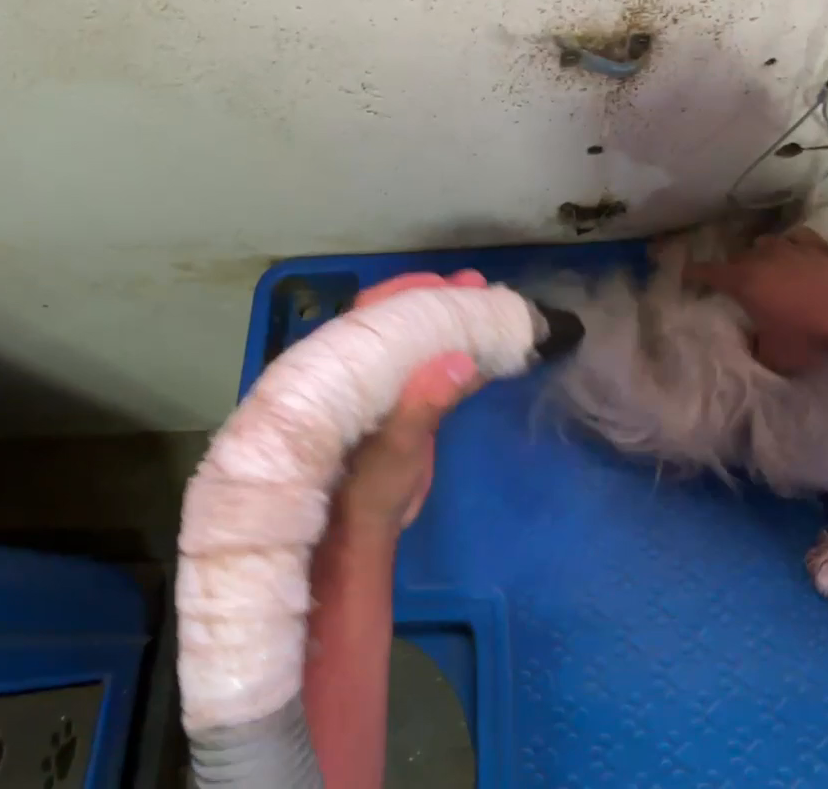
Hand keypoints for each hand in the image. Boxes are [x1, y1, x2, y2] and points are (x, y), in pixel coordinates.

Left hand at [331, 269, 487, 539]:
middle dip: (436, 303)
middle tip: (479, 289)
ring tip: (487, 306)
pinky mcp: (404, 410)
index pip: (371, 317)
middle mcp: (358, 374)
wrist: (359, 543)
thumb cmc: (364, 502)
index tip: (450, 283)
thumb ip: (419, 412)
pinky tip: (481, 349)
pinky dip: (456, 355)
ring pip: (414, 345)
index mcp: (340, 375)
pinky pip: (429, 370)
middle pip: (395, 324)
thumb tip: (460, 362)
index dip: (409, 294)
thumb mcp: (391, 459)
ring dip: (450, 325)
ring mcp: (383, 391)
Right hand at [686, 228, 827, 375]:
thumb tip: (753, 341)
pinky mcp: (819, 246)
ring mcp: (791, 247)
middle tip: (735, 283)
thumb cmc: (806, 337)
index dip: (694, 274)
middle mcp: (761, 257)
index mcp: (742, 280)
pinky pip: (797, 238)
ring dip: (761, 255)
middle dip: (732, 269)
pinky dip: (792, 245)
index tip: (686, 275)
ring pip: (766, 243)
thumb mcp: (772, 356)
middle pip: (737, 257)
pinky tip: (796, 254)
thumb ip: (756, 346)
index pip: (707, 272)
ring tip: (766, 268)